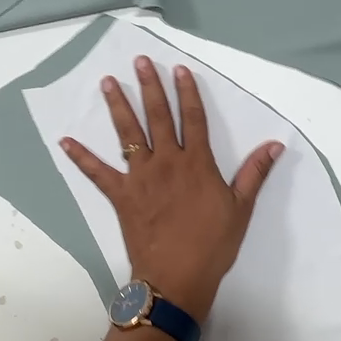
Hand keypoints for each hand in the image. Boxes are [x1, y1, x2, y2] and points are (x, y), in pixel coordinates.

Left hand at [60, 56, 283, 319]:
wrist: (177, 278)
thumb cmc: (213, 245)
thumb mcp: (241, 208)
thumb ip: (254, 173)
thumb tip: (275, 144)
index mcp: (197, 163)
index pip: (193, 118)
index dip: (188, 93)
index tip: (180, 69)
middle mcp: (167, 162)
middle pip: (158, 116)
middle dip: (150, 86)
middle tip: (140, 61)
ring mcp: (140, 177)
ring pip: (128, 134)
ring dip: (118, 106)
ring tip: (107, 82)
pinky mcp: (121, 195)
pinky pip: (97, 172)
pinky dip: (81, 157)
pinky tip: (64, 140)